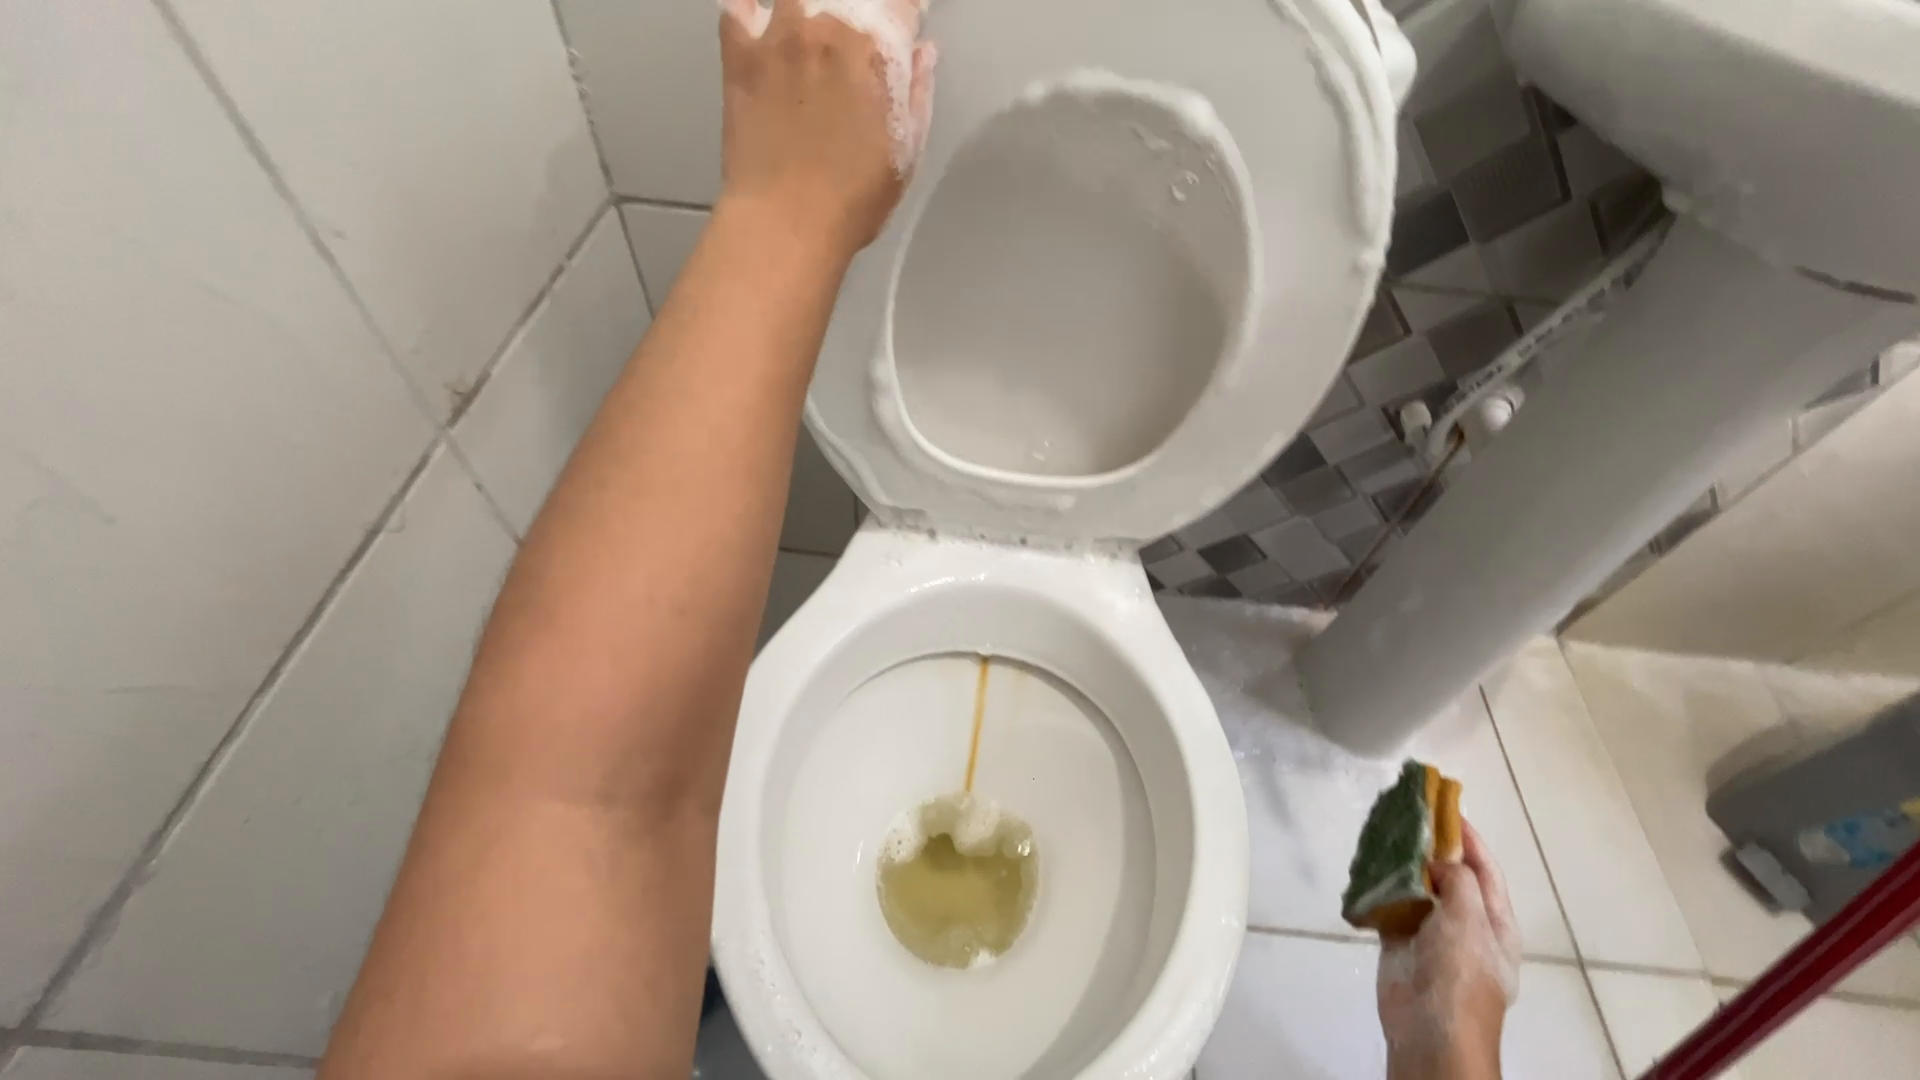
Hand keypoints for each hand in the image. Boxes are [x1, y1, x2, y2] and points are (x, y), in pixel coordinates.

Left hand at [716, 0, 936, 259]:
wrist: (785, 222)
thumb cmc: (853, 201)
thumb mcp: (905, 156)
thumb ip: (917, 96)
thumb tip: (922, 54)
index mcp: (877, 53)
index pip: (900, 7)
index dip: (904, 15)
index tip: (905, 27)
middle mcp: (828, 29)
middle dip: (858, 15)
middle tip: (853, 55)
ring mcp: (779, 38)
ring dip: (806, 13)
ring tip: (808, 41)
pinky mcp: (740, 57)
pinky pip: (738, 7)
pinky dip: (749, 12)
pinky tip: (759, 31)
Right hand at [1377, 822, 1521, 1079]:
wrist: (1429, 1030)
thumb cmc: (1460, 976)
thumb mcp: (1469, 922)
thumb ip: (1458, 881)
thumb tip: (1440, 858)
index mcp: (1494, 920)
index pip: (1484, 868)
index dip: (1467, 835)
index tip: (1443, 804)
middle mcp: (1465, 922)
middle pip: (1447, 874)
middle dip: (1429, 845)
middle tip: (1403, 813)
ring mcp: (1431, 933)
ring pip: (1415, 886)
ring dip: (1400, 862)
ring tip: (1379, 832)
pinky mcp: (1399, 940)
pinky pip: (1389, 904)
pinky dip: (1378, 885)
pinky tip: (1363, 866)